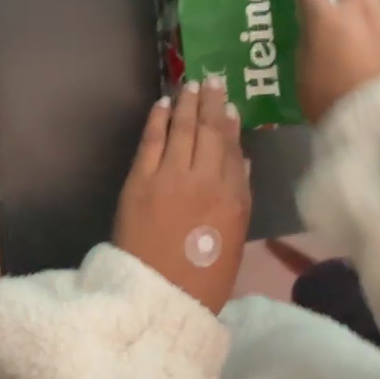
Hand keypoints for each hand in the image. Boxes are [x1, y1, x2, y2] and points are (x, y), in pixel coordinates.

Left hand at [113, 75, 251, 313]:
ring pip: (181, 129)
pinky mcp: (140, 180)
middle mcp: (204, 178)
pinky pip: (151, 140)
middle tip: (212, 79)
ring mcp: (170, 176)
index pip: (231, 148)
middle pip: (208, 131)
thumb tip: (239, 158)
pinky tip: (162, 104)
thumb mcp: (234, 237)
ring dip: (186, 104)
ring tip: (191, 85)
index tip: (230, 104)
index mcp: (231, 196)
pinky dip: (157, 119)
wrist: (158, 299)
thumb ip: (239, 194)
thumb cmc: (203, 277)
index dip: (230, 122)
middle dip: (210, 103)